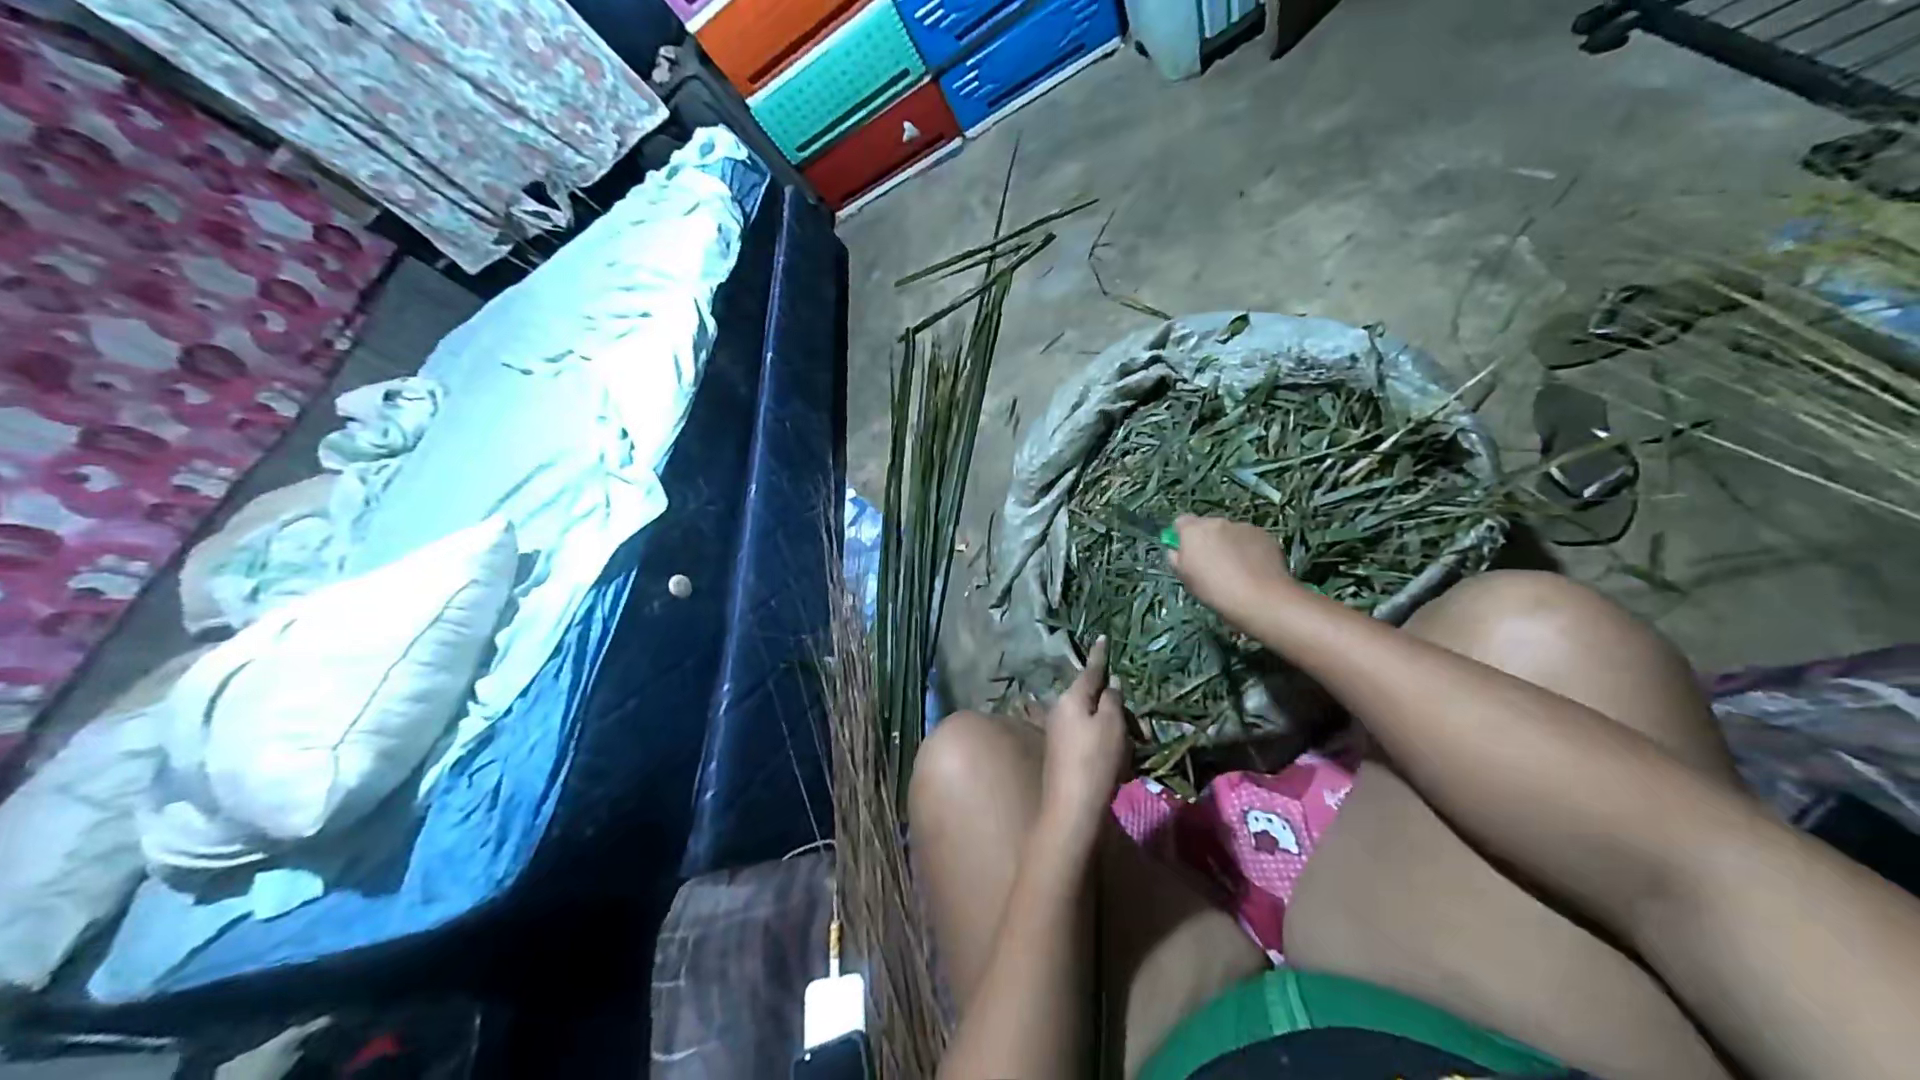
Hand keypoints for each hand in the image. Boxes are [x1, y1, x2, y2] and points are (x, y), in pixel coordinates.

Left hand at [1039, 637, 1129, 843]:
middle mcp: (1060, 710)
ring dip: (1112, 729)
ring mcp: (1058, 733)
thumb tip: (1110, 685)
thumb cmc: (1095, 760)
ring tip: (1130, 747)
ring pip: (1092, 720)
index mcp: (1070, 698)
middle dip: (1113, 705)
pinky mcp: (1062, 753)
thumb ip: (1112, 700)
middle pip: (1092, 698)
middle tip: (1135, 722)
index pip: (1090, 670)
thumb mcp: (1112, 725)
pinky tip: (1117, 763)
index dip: (1100, 656)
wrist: (1072, 808)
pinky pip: (1088, 739)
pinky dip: (1104, 745)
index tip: (1102, 638)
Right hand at [1168, 514, 1297, 620]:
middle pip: (1207, 526)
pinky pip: (1250, 539)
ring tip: (1236, 570)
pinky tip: (1253, 570)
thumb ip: (1176, 559)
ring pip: (1230, 532)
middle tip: (1212, 565)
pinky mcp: (1265, 536)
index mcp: (1194, 531)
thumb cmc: (1214, 590)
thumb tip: (1176, 551)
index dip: (1182, 535)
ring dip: (1229, 544)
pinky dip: (1249, 549)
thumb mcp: (1185, 579)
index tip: (1186, 552)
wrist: (1261, 598)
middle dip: (1208, 540)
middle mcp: (1218, 522)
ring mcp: (1244, 527)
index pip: (1181, 521)